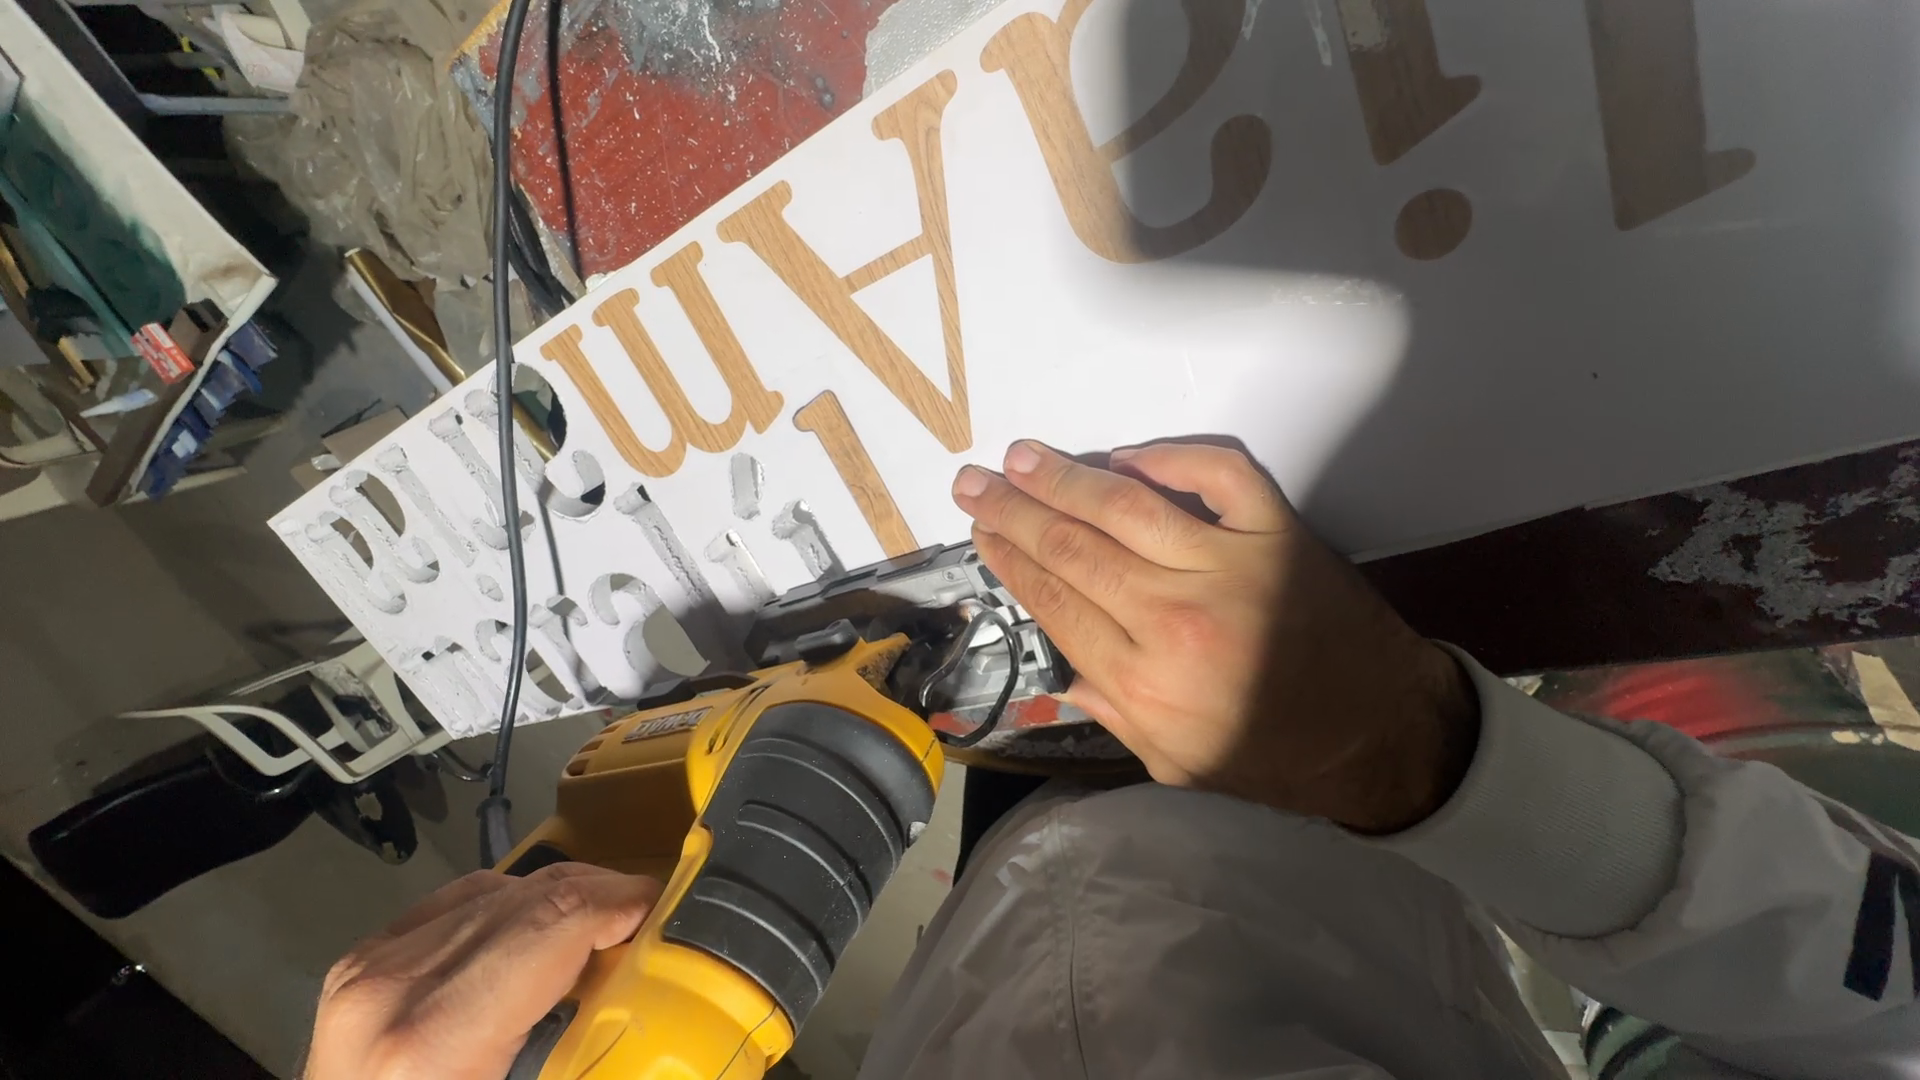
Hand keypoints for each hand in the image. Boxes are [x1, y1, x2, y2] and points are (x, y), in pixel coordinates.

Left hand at [306, 864, 661, 1079]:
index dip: (627, 901)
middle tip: (648, 925)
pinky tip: (535, 933)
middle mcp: (397, 986)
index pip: (560, 917)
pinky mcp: (364, 958)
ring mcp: (372, 965)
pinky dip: (518, 903)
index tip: (668, 916)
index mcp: (437, 1039)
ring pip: (508, 885)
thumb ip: (589, 1043)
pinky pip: (468, 895)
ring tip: (598, 933)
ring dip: (567, 899)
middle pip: (538, 893)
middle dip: (609, 897)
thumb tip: (661, 985)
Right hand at [951, 440, 1476, 833]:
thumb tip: (1056, 670)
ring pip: (1126, 505)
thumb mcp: (1173, 762)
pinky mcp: (1278, 532)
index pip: (1054, 599)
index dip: (1008, 558)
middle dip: (1013, 508)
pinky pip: (1218, 474)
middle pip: (1072, 546)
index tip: (980, 530)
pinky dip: (1171, 455)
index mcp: (1144, 680)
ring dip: (1065, 477)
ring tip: (1022, 457)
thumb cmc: (1269, 754)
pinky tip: (1128, 454)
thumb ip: (1109, 712)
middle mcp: (1175, 615)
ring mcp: (1231, 564)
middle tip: (974, 479)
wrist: (1379, 734)